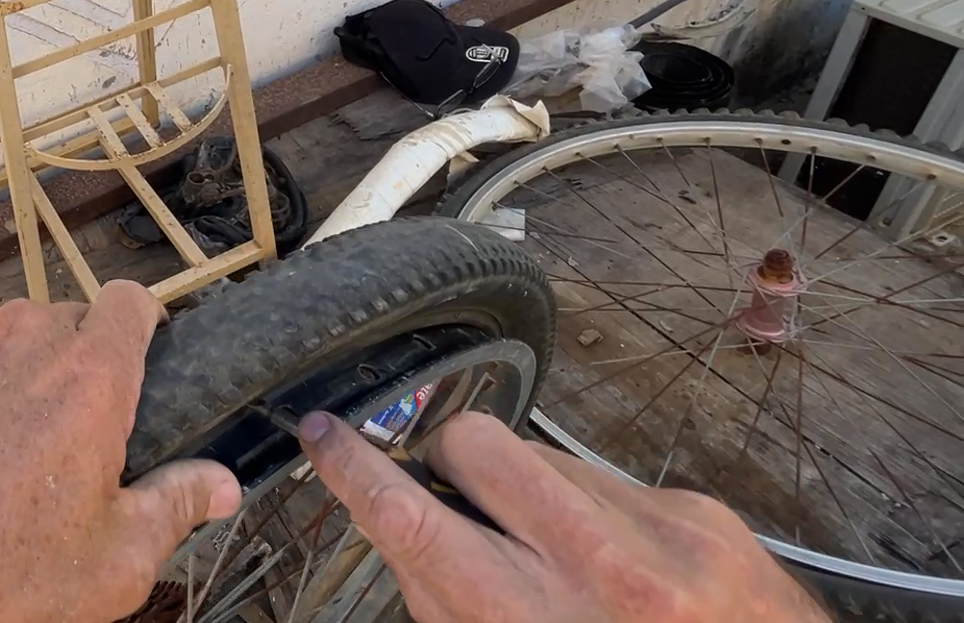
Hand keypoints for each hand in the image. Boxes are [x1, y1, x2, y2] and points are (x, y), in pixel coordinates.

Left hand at [0, 280, 241, 622]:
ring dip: (35, 368)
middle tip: (85, 429)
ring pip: (24, 334)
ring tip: (24, 441)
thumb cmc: (4, 573)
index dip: (145, 321)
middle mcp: (29, 338)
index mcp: (90, 373)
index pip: (132, 298)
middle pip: (78, 320)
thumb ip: (177, 505)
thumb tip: (221, 484)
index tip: (147, 353)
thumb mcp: (114, 558)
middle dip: (90, 360)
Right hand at [297, 410, 828, 621]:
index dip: (351, 465)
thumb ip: (438, 595)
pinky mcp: (704, 511)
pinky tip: (621, 563)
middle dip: (449, 459)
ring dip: (524, 488)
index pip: (409, 517)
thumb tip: (389, 511)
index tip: (320, 430)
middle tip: (468, 504)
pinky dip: (585, 506)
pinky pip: (596, 473)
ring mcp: (665, 531)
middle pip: (468, 443)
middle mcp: (606, 571)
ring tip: (562, 551)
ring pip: (532, 450)